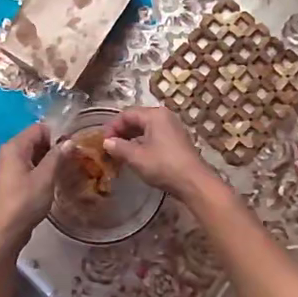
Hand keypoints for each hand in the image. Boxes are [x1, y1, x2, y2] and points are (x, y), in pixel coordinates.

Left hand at [0, 123, 64, 243]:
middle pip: (33, 141)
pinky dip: (38, 171)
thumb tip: (69, 141)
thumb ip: (57, 156)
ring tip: (63, 172)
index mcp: (13, 147)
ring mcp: (4, 168)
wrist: (3, 232)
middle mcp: (6, 153)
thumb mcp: (45, 178)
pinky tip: (49, 183)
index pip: (38, 128)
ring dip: (46, 161)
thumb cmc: (25, 202)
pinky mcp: (7, 182)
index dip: (56, 135)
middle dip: (52, 148)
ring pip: (30, 156)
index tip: (72, 149)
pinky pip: (25, 168)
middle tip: (71, 161)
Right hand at [102, 106, 217, 202]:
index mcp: (154, 115)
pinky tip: (136, 156)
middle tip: (109, 147)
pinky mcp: (177, 140)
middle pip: (137, 119)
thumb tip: (107, 142)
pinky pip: (154, 135)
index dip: (112, 127)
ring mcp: (172, 128)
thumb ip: (119, 147)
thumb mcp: (136, 157)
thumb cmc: (163, 166)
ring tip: (120, 153)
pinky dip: (142, 143)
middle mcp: (164, 116)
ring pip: (145, 128)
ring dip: (131, 138)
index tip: (103, 142)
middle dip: (121, 132)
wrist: (194, 182)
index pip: (127, 114)